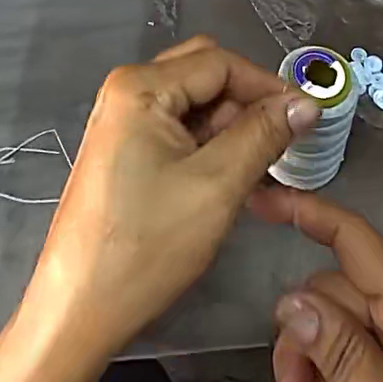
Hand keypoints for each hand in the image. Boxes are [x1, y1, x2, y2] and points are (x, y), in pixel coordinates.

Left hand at [34, 35, 320, 357]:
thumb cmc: (144, 248)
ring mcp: (123, 121)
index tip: (306, 115)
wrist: (75, 318)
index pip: (222, 63)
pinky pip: (181, 126)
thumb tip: (307, 104)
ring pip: (197, 101)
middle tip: (279, 138)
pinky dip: (211, 141)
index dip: (269, 86)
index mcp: (140, 88)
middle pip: (208, 73)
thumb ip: (265, 134)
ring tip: (256, 163)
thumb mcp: (217, 185)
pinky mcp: (126, 149)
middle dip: (248, 101)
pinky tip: (228, 174)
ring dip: (232, 124)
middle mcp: (127, 92)